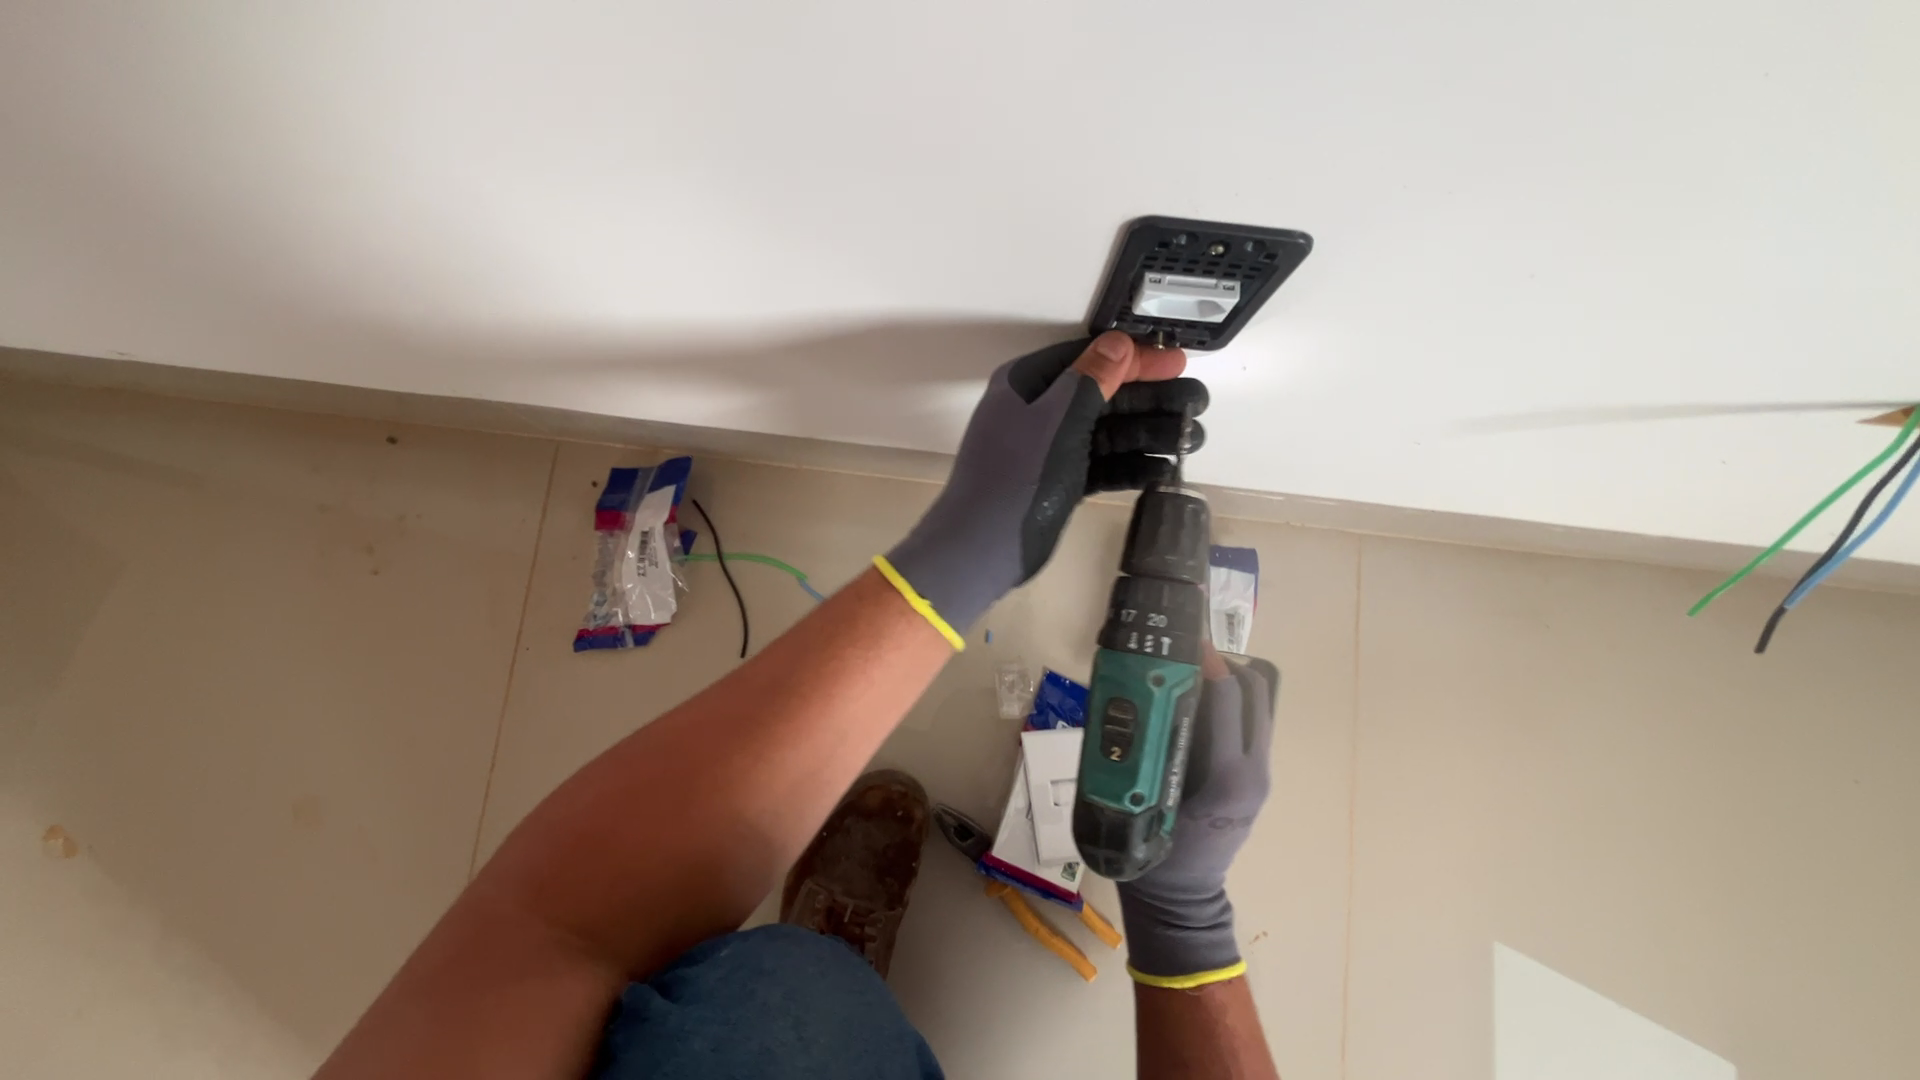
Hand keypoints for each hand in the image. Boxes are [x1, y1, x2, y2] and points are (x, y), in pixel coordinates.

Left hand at [883, 331, 1206, 640]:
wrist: (982, 546)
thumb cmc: (1017, 475)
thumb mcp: (1057, 419)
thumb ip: (1091, 380)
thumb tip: (1119, 343)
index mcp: (1027, 384)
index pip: (1090, 359)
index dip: (1135, 359)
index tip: (1178, 361)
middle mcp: (1037, 410)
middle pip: (1104, 396)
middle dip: (1151, 399)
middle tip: (1198, 401)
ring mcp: (1048, 448)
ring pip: (1106, 433)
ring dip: (1148, 433)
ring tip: (1193, 437)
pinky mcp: (1059, 481)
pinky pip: (1100, 465)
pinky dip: (1130, 466)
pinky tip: (1164, 469)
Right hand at [1118, 653, 1276, 985]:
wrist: (1182, 899)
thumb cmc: (1158, 854)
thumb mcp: (1146, 797)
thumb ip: (1151, 749)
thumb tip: (1147, 697)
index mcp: (1229, 777)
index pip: (1228, 700)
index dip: (1210, 664)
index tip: (1188, 641)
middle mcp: (1254, 772)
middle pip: (1256, 696)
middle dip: (1229, 664)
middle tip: (1192, 651)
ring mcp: (1260, 777)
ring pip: (1258, 710)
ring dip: (1233, 682)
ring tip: (1195, 670)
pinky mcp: (1255, 781)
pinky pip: (1251, 728)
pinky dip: (1232, 705)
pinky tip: (1199, 702)